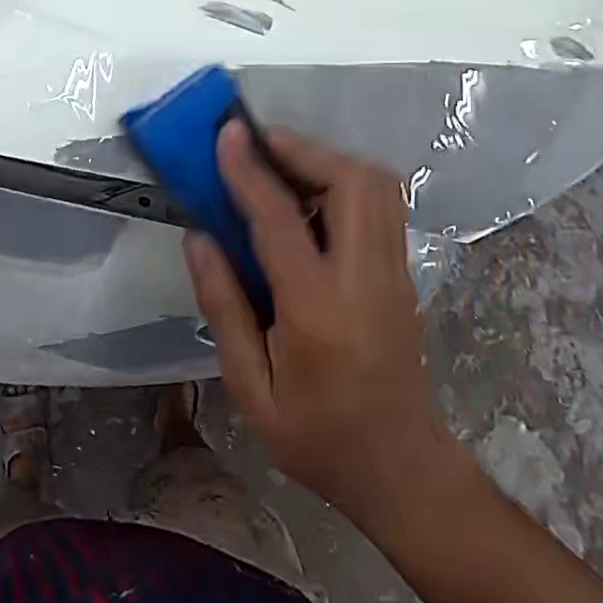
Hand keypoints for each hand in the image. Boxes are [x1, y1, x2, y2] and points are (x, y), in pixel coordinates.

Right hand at [185, 123, 450, 520]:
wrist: (399, 468)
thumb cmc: (316, 437)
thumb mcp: (250, 388)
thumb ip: (224, 307)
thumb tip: (199, 237)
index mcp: (319, 312)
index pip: (282, 221)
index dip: (250, 171)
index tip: (227, 134)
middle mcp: (367, 279)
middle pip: (353, 182)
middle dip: (304, 150)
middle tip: (258, 145)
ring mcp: (395, 272)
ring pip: (377, 185)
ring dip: (328, 160)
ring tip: (280, 165)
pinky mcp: (404, 273)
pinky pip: (382, 204)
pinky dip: (345, 181)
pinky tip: (309, 198)